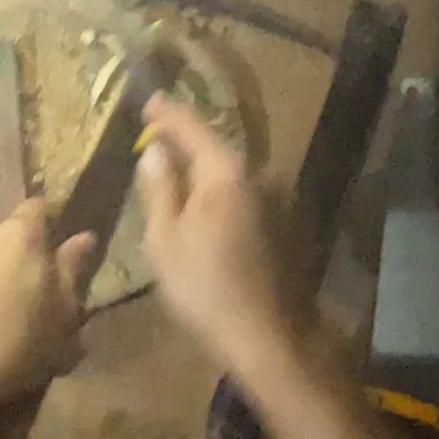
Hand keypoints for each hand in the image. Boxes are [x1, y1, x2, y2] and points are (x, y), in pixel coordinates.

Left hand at [0, 199, 98, 413]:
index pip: (41, 206)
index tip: (73, 248)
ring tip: (35, 318)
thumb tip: (84, 236)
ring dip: (18, 279)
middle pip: (21, 235)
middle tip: (60, 291)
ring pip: (2, 260)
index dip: (59, 221)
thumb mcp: (64, 307)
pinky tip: (7, 328)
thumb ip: (73, 267)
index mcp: (19, 231)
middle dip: (39, 256)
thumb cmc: (21, 335)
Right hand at [136, 93, 303, 374]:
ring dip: (205, 171)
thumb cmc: (205, 288)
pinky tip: (206, 211)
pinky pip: (246, 193)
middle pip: (215, 147)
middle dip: (186, 142)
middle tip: (158, 141)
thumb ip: (160, 188)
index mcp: (225, 172)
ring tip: (177, 178)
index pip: (192, 126)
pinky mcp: (289, 222)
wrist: (271, 338)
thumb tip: (154, 150)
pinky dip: (223, 193)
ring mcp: (280, 198)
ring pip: (232, 173)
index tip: (150, 100)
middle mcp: (259, 174)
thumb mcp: (165, 239)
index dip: (167, 113)